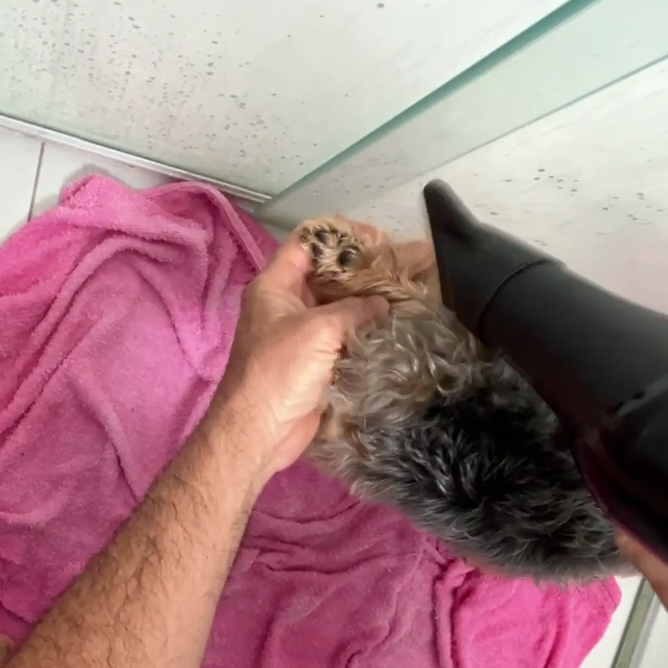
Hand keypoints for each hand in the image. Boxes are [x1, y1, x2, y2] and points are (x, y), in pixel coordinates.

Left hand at [211, 240, 386, 476]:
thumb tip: (383, 304)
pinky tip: (395, 326)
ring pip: (338, 307)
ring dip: (369, 302)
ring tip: (408, 294)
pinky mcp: (312, 363)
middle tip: (404, 270)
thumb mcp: (318, 329)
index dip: (343, 236)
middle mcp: (285, 305)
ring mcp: (299, 335)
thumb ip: (354, 309)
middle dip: (365, 270)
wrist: (259, 431)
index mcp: (275, 285)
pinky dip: (366, 330)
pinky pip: (342, 337)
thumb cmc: (278, 373)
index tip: (380, 242)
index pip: (308, 242)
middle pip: (328, 275)